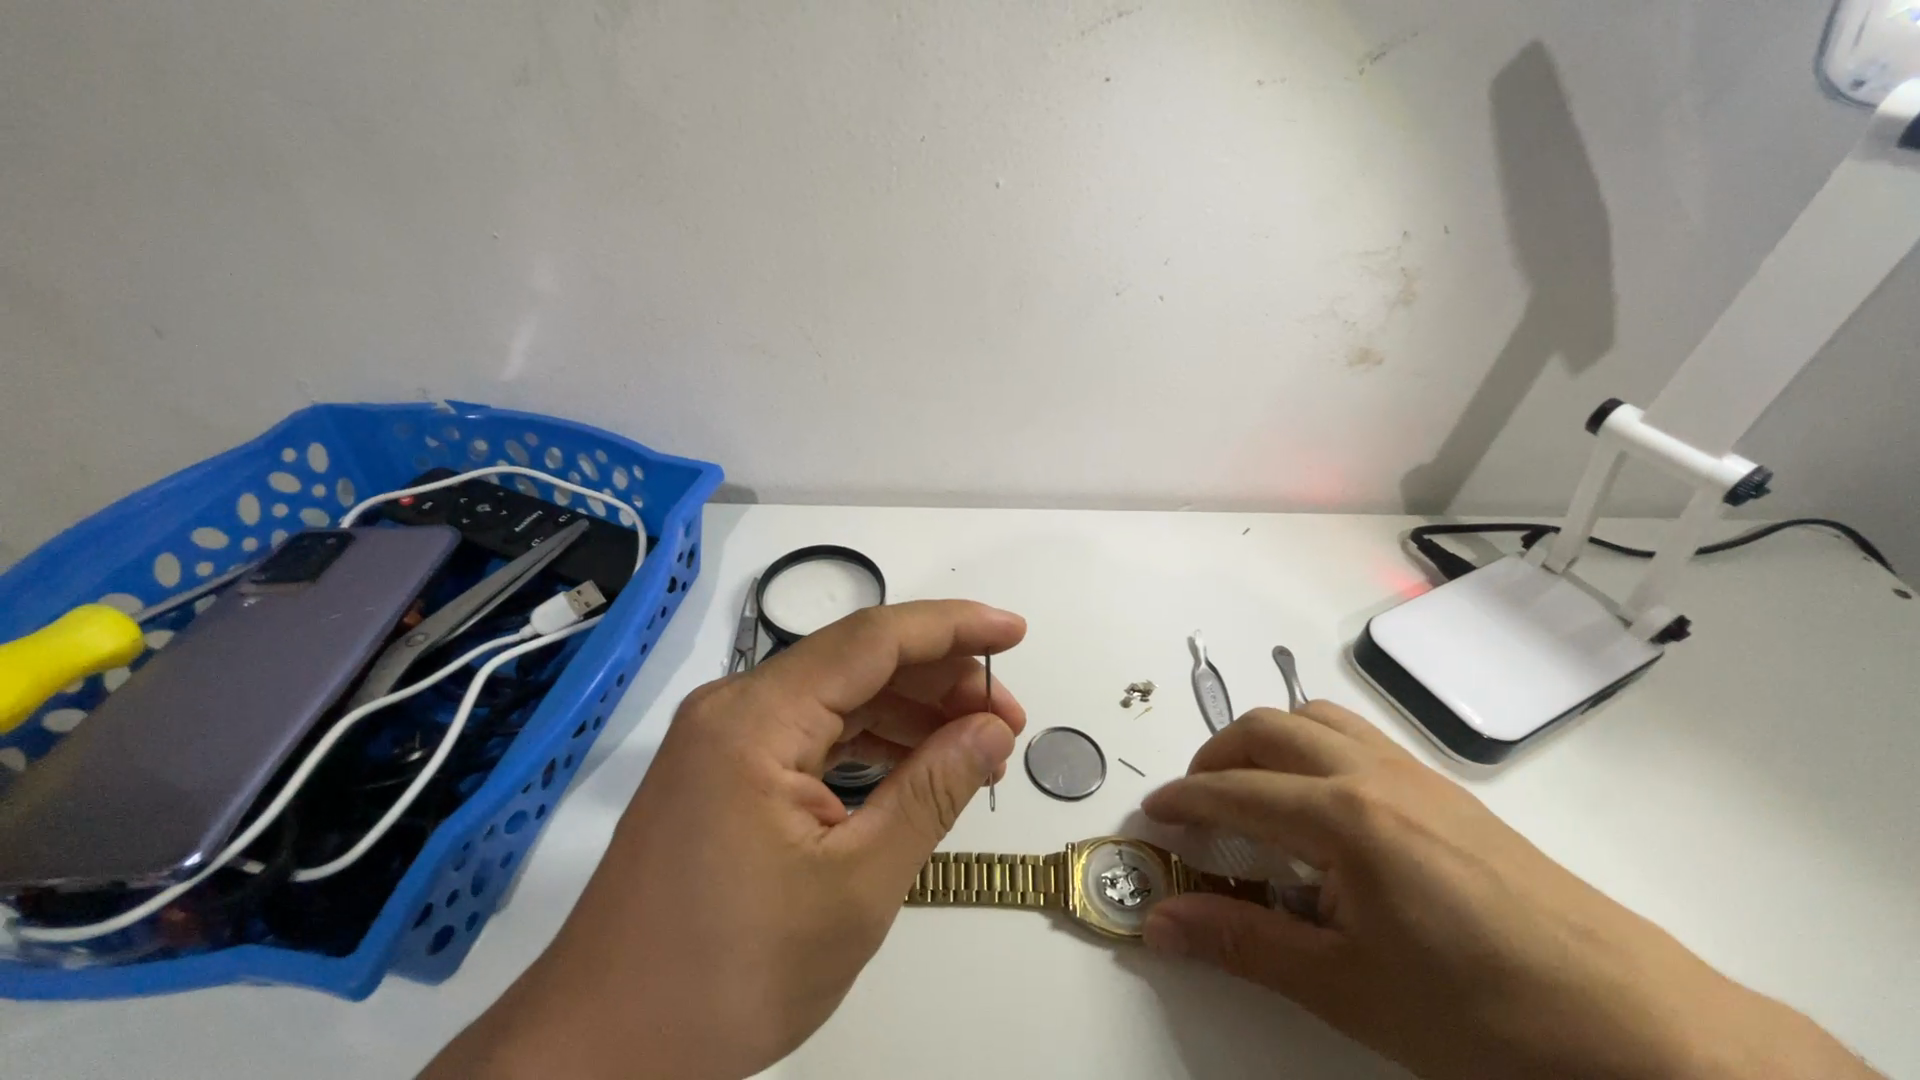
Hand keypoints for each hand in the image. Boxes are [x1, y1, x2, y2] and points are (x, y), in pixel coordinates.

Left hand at [424, 600, 1027, 1079]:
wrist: (603, 1051)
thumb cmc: (733, 973)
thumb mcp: (855, 886)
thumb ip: (931, 792)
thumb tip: (992, 730)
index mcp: (756, 719)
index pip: (872, 641)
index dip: (953, 629)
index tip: (1016, 633)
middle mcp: (732, 710)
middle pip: (852, 664)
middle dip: (937, 680)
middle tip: (1006, 720)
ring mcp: (719, 743)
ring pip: (832, 700)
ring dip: (906, 713)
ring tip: (974, 746)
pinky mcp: (717, 777)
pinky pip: (806, 737)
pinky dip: (865, 745)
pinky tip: (911, 767)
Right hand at [1141, 702, 1881, 1079]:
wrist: (1641, 1027)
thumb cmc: (1484, 1015)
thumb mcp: (1348, 989)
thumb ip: (1243, 945)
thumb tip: (1159, 925)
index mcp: (1346, 819)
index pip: (1237, 793)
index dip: (1184, 802)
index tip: (1151, 818)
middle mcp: (1377, 776)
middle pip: (1271, 729)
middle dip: (1217, 757)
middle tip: (1194, 806)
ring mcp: (1421, 778)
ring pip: (1319, 719)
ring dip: (1268, 743)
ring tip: (1251, 796)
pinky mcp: (1453, 795)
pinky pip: (1360, 739)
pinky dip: (1314, 749)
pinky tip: (1322, 810)